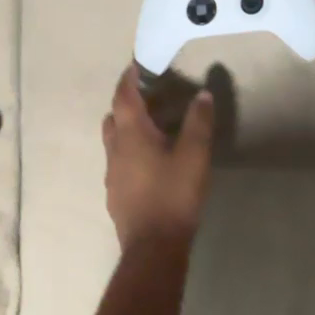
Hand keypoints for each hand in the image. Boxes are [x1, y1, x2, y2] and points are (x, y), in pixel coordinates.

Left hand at [102, 65, 215, 250]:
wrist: (153, 248)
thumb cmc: (173, 194)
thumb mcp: (195, 153)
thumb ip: (198, 121)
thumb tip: (202, 94)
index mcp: (132, 134)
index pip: (123, 97)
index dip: (128, 79)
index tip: (135, 66)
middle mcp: (115, 150)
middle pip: (114, 118)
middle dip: (127, 103)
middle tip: (149, 95)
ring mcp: (112, 175)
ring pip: (114, 141)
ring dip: (128, 128)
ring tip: (152, 126)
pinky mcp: (116, 195)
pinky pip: (119, 162)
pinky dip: (130, 150)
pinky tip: (150, 161)